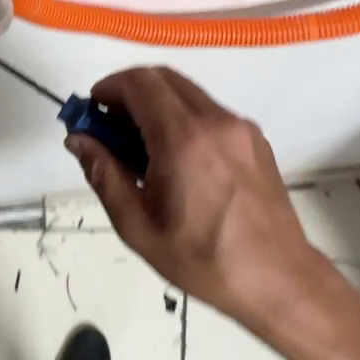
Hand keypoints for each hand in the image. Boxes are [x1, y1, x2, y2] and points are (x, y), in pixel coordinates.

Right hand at [65, 67, 331, 326]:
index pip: (139, 82)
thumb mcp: (137, 225)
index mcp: (184, 140)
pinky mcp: (255, 141)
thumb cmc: (204, 259)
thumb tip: (78, 139)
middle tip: (109, 129)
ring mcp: (240, 129)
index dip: (107, 88)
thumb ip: (103, 174)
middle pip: (162, 78)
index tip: (91, 113)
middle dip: (128, 93)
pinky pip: (208, 112)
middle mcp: (216, 122)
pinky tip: (174, 161)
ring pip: (186, 93)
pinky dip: (181, 118)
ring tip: (139, 150)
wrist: (281, 282)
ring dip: (155, 105)